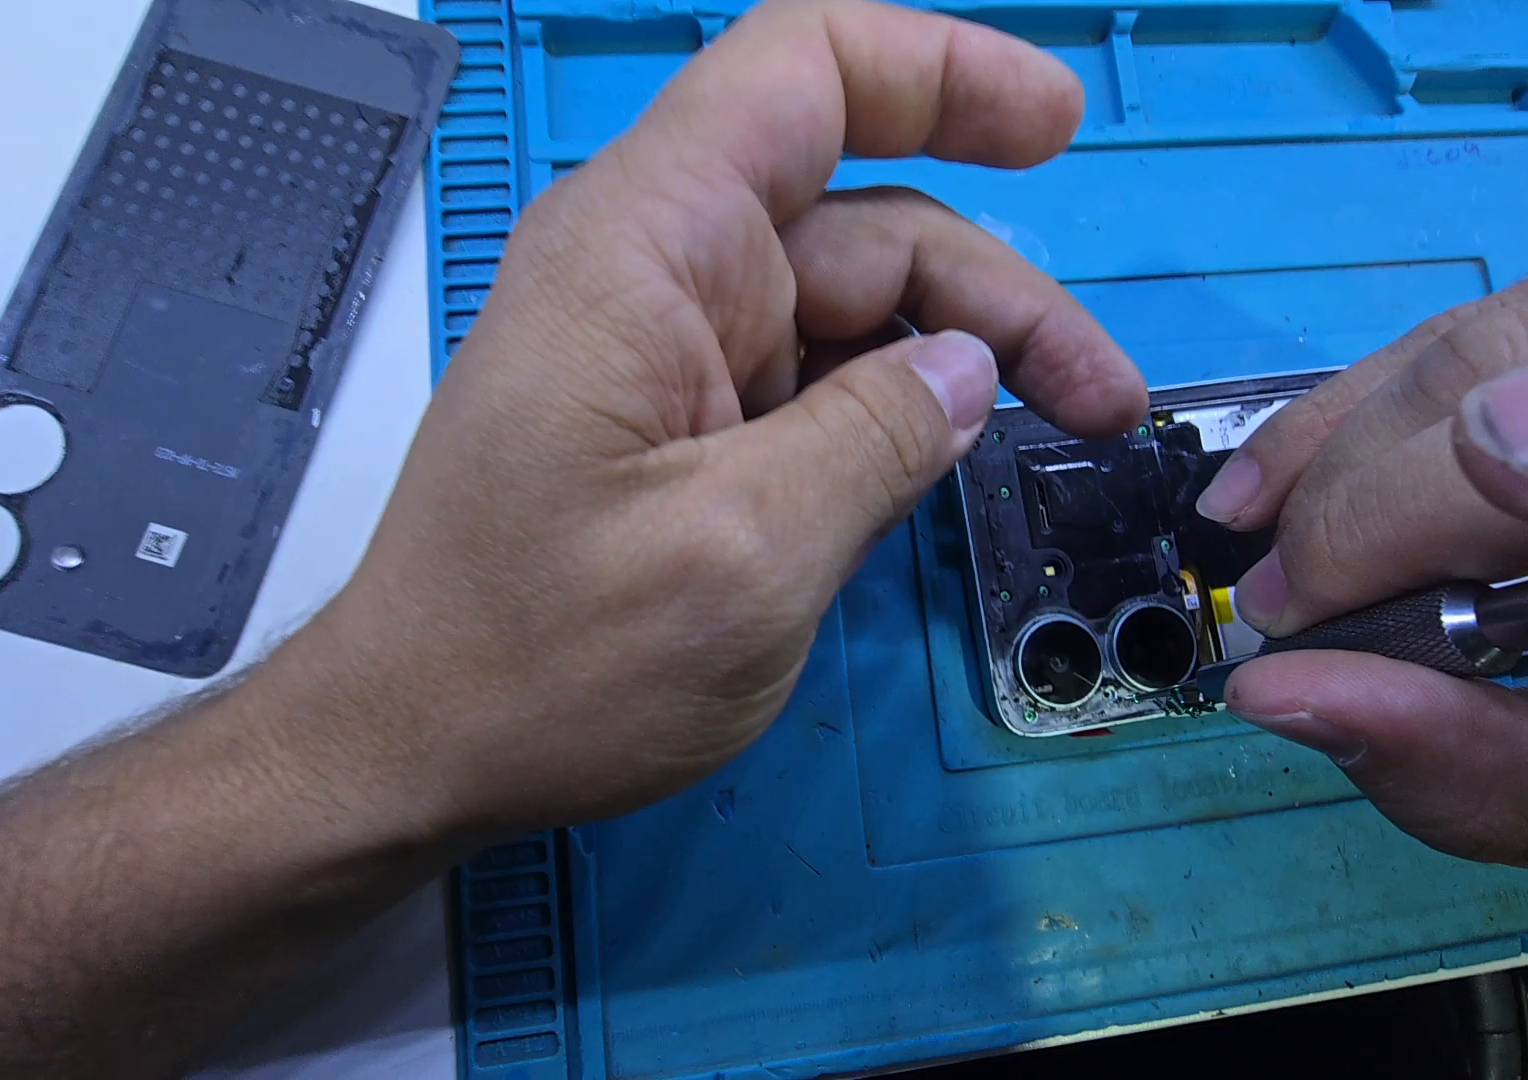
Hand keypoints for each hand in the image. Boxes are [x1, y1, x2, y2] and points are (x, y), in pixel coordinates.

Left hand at [263, 0, 1144, 834]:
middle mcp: (662, 283)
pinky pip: (817, 397)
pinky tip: (946, 467)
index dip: (937, 73)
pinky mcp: (690, 438)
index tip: (1052, 128)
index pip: (799, 81)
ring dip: (959, 366)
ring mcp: (678, 366)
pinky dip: (893, 422)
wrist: (425, 748)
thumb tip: (965, 374)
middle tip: (1101, 399)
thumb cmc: (550, 663)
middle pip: (865, 229)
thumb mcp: (743, 556)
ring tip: (1060, 429)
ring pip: (853, 321)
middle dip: (997, 300)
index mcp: (648, 253)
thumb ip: (872, 443)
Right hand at [1197, 200, 1527, 917]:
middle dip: (1362, 488)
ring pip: (1508, 315)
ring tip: (1258, 518)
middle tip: (1281, 595)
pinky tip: (1319, 448)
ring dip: (1345, 429)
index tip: (1301, 605)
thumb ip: (1510, 776)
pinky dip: (1386, 386)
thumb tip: (1276, 691)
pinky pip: (1514, 307)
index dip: (1448, 505)